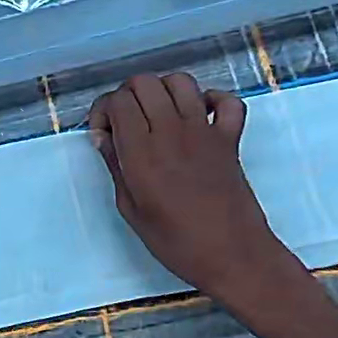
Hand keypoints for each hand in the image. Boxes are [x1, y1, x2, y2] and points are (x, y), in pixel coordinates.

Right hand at [88, 73, 296, 300]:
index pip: (118, 101)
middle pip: (144, 82)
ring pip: (180, 81)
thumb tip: (103, 137)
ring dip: (163, 90)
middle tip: (126, 121)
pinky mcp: (230, 138)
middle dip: (128, 94)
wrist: (234, 257)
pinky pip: (227, 101)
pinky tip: (198, 117)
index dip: (104, 110)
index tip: (104, 133)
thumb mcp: (130, 208)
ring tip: (157, 114)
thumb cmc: (176, 241)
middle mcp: (171, 132)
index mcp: (142, 152)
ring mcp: (204, 131)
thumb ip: (115, 166)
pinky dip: (212, 100)